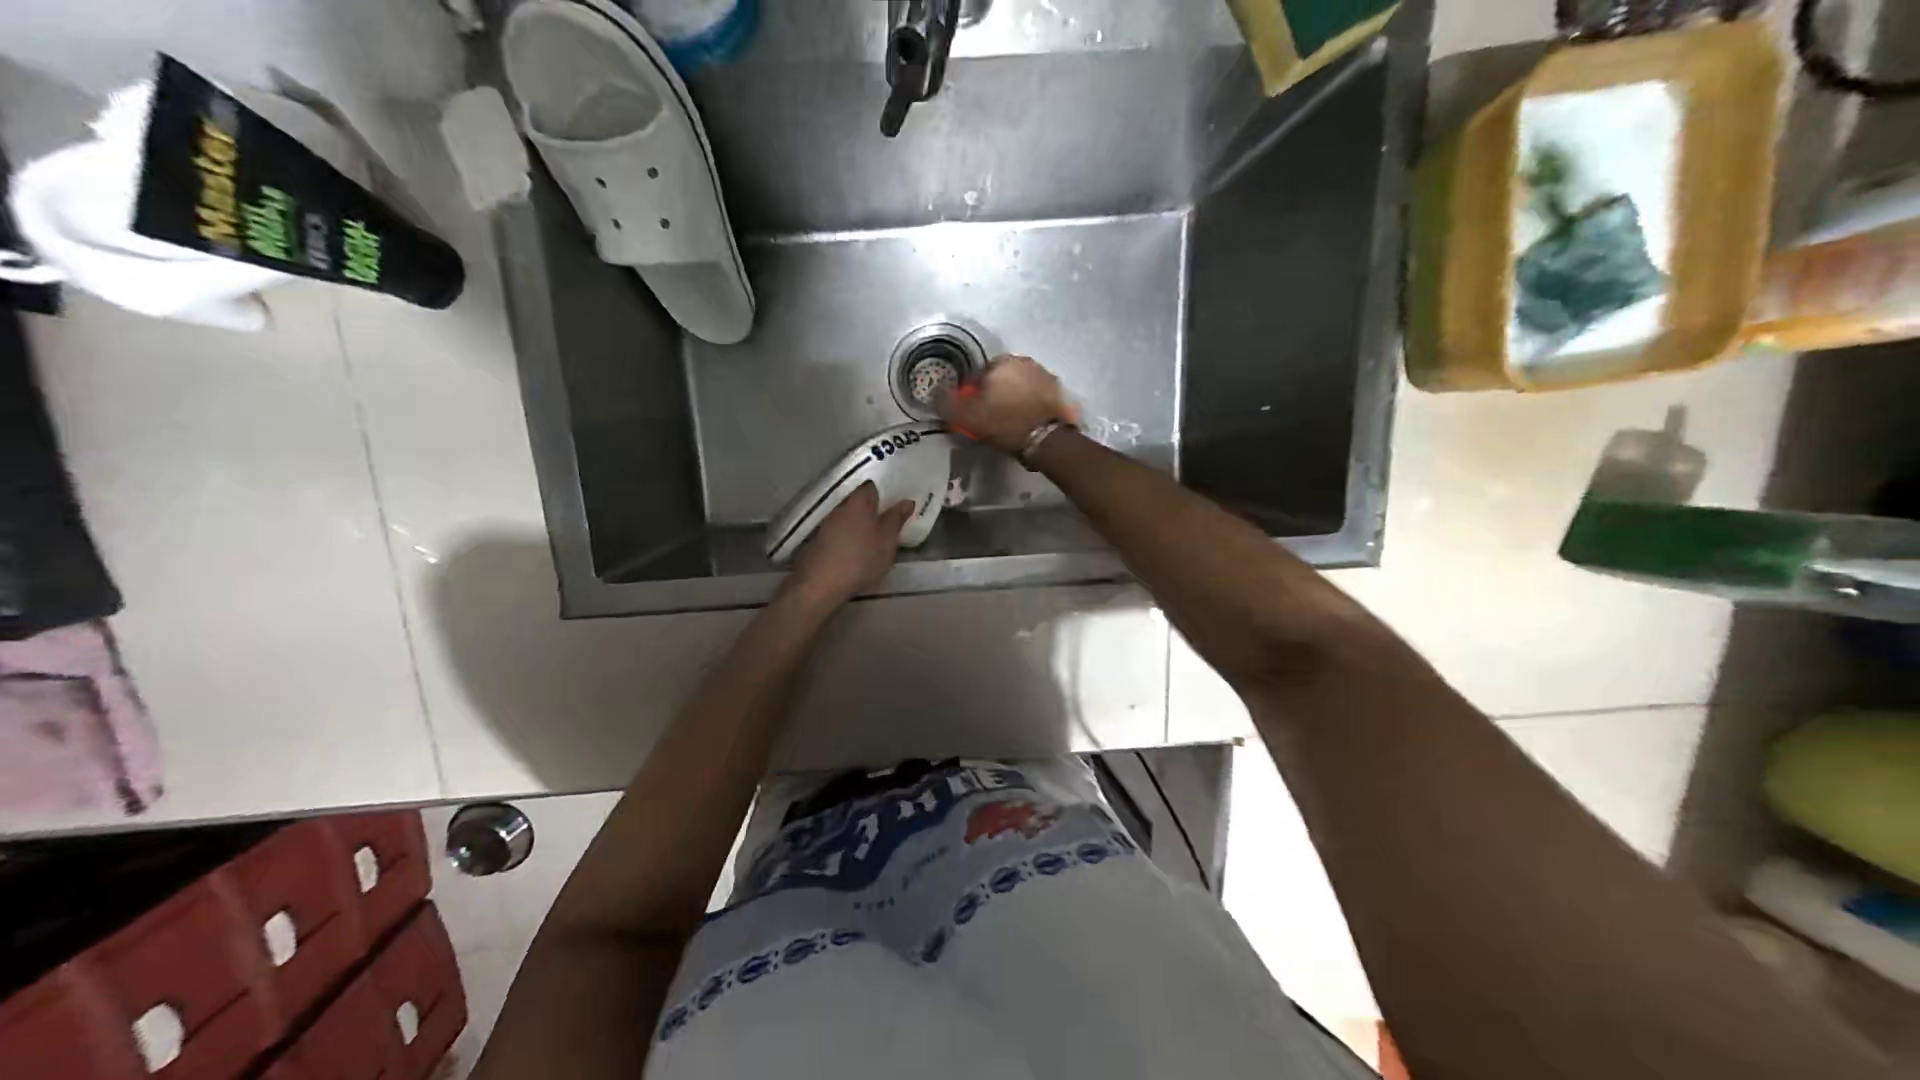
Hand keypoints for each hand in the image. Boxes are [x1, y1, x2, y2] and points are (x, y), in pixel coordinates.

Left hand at [788, 482, 915, 604]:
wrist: (821, 584)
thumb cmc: (861, 559)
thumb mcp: (887, 541)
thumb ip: (896, 519)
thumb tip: (906, 501)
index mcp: (858, 502)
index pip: (871, 487)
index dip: (884, 493)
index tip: (894, 505)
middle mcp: (840, 507)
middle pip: (858, 502)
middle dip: (872, 510)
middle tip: (888, 523)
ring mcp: (826, 524)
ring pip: (848, 518)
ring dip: (859, 525)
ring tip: (873, 539)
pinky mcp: (818, 541)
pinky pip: (839, 532)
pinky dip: (848, 537)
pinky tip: (855, 550)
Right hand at [941, 354, 1077, 455]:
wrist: (1046, 441)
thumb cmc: (1005, 423)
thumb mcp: (969, 417)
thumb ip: (948, 403)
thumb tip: (935, 393)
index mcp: (1003, 362)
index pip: (981, 373)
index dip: (975, 392)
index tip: (976, 410)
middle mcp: (1026, 362)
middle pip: (1002, 378)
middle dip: (996, 393)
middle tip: (992, 417)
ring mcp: (1046, 376)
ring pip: (1020, 386)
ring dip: (1014, 399)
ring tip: (1010, 422)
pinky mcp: (1059, 393)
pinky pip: (1037, 397)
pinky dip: (1030, 406)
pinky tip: (1026, 422)